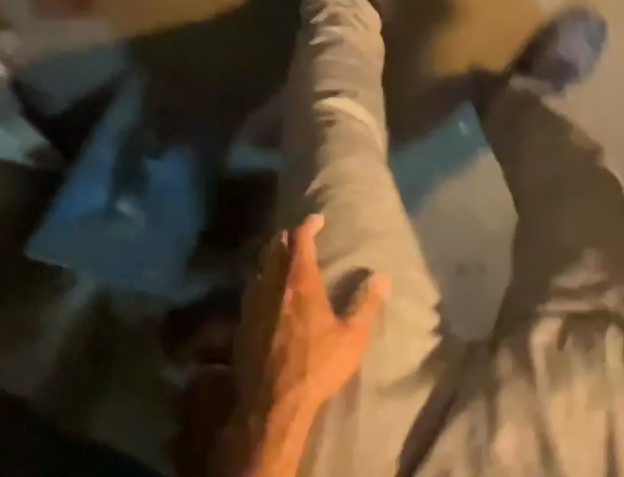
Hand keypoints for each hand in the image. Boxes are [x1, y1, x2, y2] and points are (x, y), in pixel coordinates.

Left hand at [234, 215, 388, 421]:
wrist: (273, 404)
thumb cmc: (317, 366)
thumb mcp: (352, 337)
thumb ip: (366, 303)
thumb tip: (382, 276)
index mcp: (300, 283)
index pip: (301, 241)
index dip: (308, 225)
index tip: (317, 219)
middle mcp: (273, 286)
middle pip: (275, 250)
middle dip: (286, 238)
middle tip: (296, 235)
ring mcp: (253, 306)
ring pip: (258, 269)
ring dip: (269, 258)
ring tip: (278, 258)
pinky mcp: (241, 327)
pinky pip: (249, 293)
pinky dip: (258, 283)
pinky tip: (262, 294)